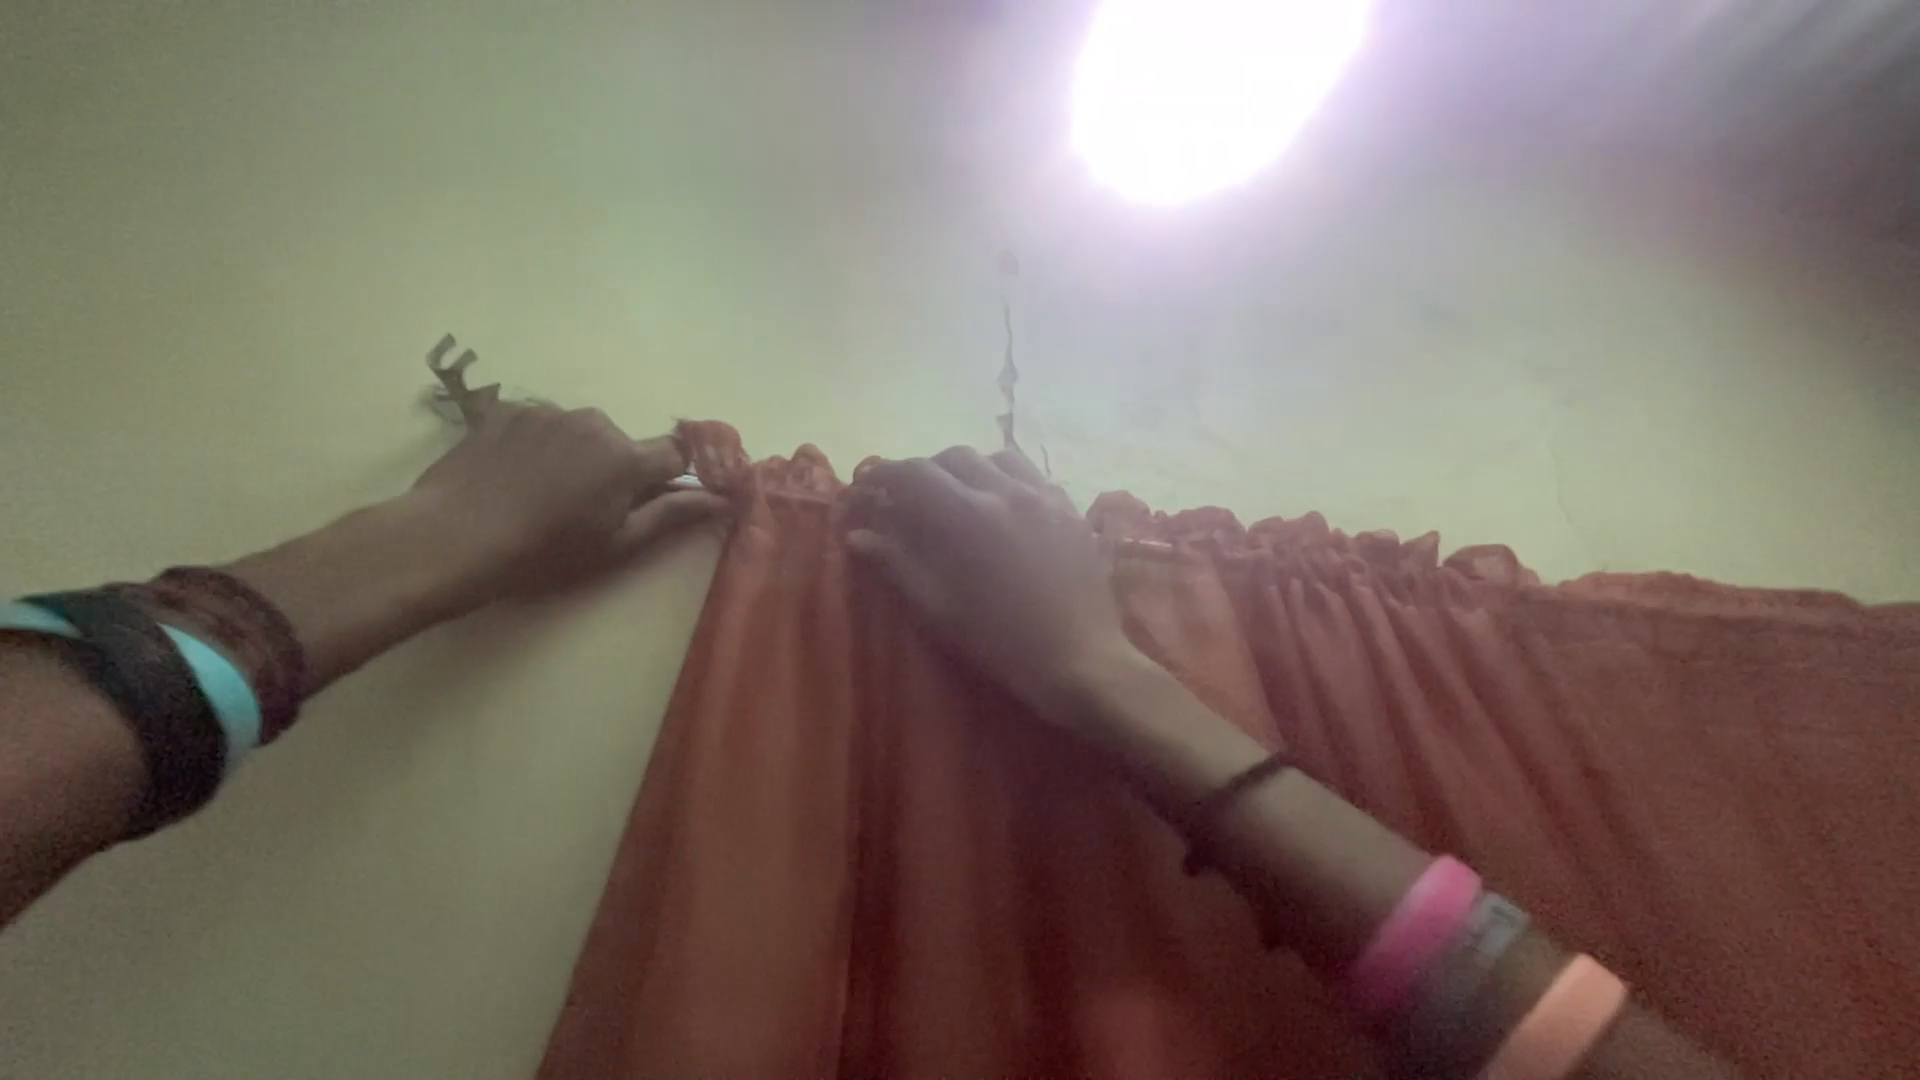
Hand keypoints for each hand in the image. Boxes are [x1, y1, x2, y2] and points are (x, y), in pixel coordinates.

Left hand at [409, 404, 728, 603]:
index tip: (668, 492)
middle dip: (619, 469)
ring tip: (546, 491)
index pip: (678, 452)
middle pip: (626, 444)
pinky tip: (517, 475)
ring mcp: (548, 411)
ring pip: (583, 433)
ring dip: (579, 455)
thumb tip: (719, 500)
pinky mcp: (508, 410)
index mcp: (627, 458)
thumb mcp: (617, 543)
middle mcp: (595, 422)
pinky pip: (543, 424)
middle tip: (590, 507)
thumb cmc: (545, 551)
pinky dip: (542, 445)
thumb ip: (672, 514)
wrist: (452, 538)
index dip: (679, 472)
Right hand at [847, 446, 1135, 726]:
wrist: (1080, 661)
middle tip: (910, 498)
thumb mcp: (938, 608)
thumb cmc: (1001, 642)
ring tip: (959, 496)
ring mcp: (1046, 497)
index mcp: (969, 515)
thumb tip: (859, 535)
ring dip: (969, 469)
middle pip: (955, 457)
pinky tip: (1004, 507)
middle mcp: (1008, 491)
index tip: (869, 486)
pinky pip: (1034, 476)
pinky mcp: (1071, 511)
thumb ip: (897, 564)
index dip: (885, 474)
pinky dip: (1008, 479)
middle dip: (925, 471)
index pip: (915, 474)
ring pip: (999, 458)